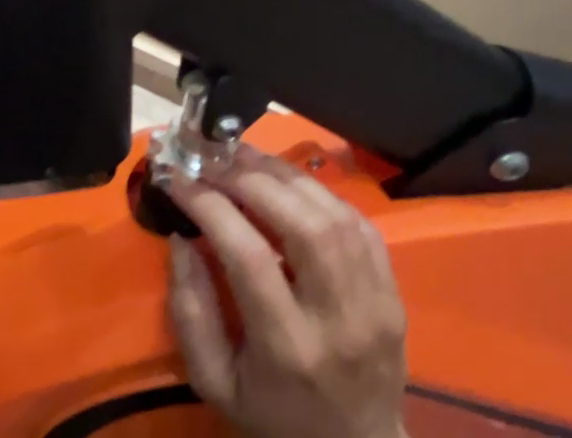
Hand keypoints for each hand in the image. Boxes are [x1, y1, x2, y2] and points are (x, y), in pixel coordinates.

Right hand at [164, 151, 407, 437]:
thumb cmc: (271, 417)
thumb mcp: (212, 380)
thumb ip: (190, 310)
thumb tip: (181, 239)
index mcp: (288, 347)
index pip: (248, 255)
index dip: (209, 206)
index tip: (177, 180)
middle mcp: (340, 321)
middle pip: (303, 225)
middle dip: (251, 179)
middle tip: (212, 160)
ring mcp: (376, 306)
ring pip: (336, 217)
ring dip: (286, 177)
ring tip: (244, 159)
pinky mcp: (394, 296)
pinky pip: (362, 226)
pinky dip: (321, 195)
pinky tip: (288, 184)